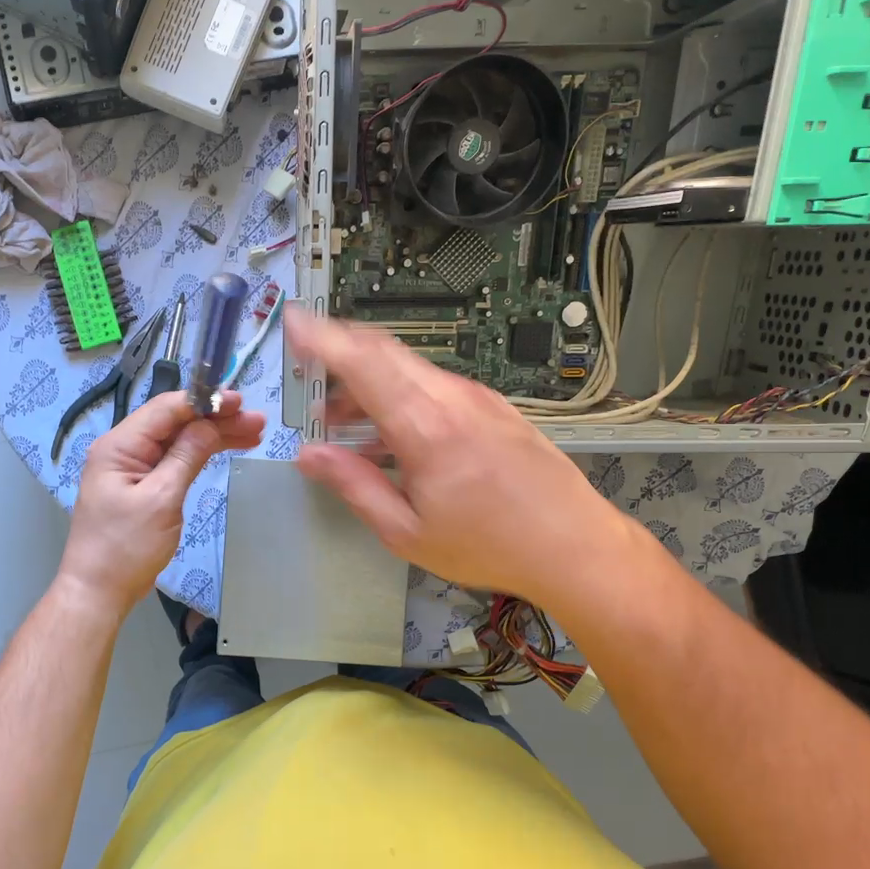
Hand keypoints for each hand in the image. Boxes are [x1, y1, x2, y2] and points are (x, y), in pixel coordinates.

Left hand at [59, 390, 264, 616]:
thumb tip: (210, 424)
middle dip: (216, 419)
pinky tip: (227, 449)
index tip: (239, 400)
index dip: (204, 401)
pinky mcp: (142, 487)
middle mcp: (124, 449)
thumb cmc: (126, 548)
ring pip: (178, 440)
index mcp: (120, 445)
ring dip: (214, 436)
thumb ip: (186, 457)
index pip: (166, 408)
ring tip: (254, 434)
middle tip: (258, 421)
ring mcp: (132, 469)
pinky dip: (201, 455)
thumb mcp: (162, 499)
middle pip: (175, 422)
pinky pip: (174, 460)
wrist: (98, 591)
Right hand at [286, 306, 639, 602]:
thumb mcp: (407, 531)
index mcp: (426, 427)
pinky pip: (435, 387)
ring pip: (409, 370)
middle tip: (310, 381)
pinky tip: (393, 437)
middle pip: (384, 353)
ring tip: (344, 425)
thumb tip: (310, 457)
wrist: (574, 545)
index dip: (322, 338)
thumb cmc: (491, 545)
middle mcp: (453, 399)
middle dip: (339, 357)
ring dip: (370, 384)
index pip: (363, 362)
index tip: (295, 322)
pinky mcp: (494, 408)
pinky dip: (401, 397)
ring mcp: (478, 399)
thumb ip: (354, 486)